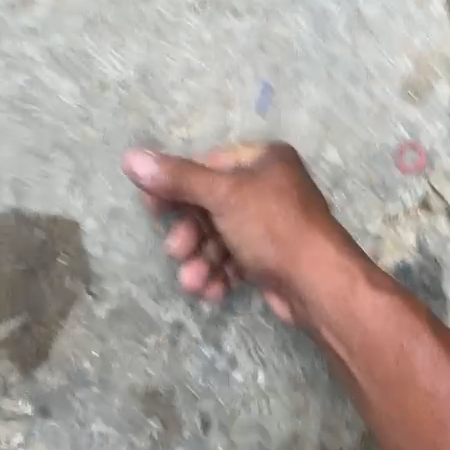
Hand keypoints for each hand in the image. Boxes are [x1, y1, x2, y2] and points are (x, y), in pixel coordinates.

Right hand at [120, 142, 369, 326]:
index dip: (177, 187)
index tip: (152, 208)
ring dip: (201, 260)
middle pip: (211, 205)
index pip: (208, 165)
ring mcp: (271, 224)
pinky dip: (220, 273)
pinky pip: (234, 259)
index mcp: (264, 160)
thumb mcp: (221, 196)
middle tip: (176, 251)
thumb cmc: (273, 227)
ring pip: (220, 236)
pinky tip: (212, 291)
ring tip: (193, 282)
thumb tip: (130, 157)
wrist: (320, 286)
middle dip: (191, 233)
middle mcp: (270, 186)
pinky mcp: (272, 258)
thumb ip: (177, 178)